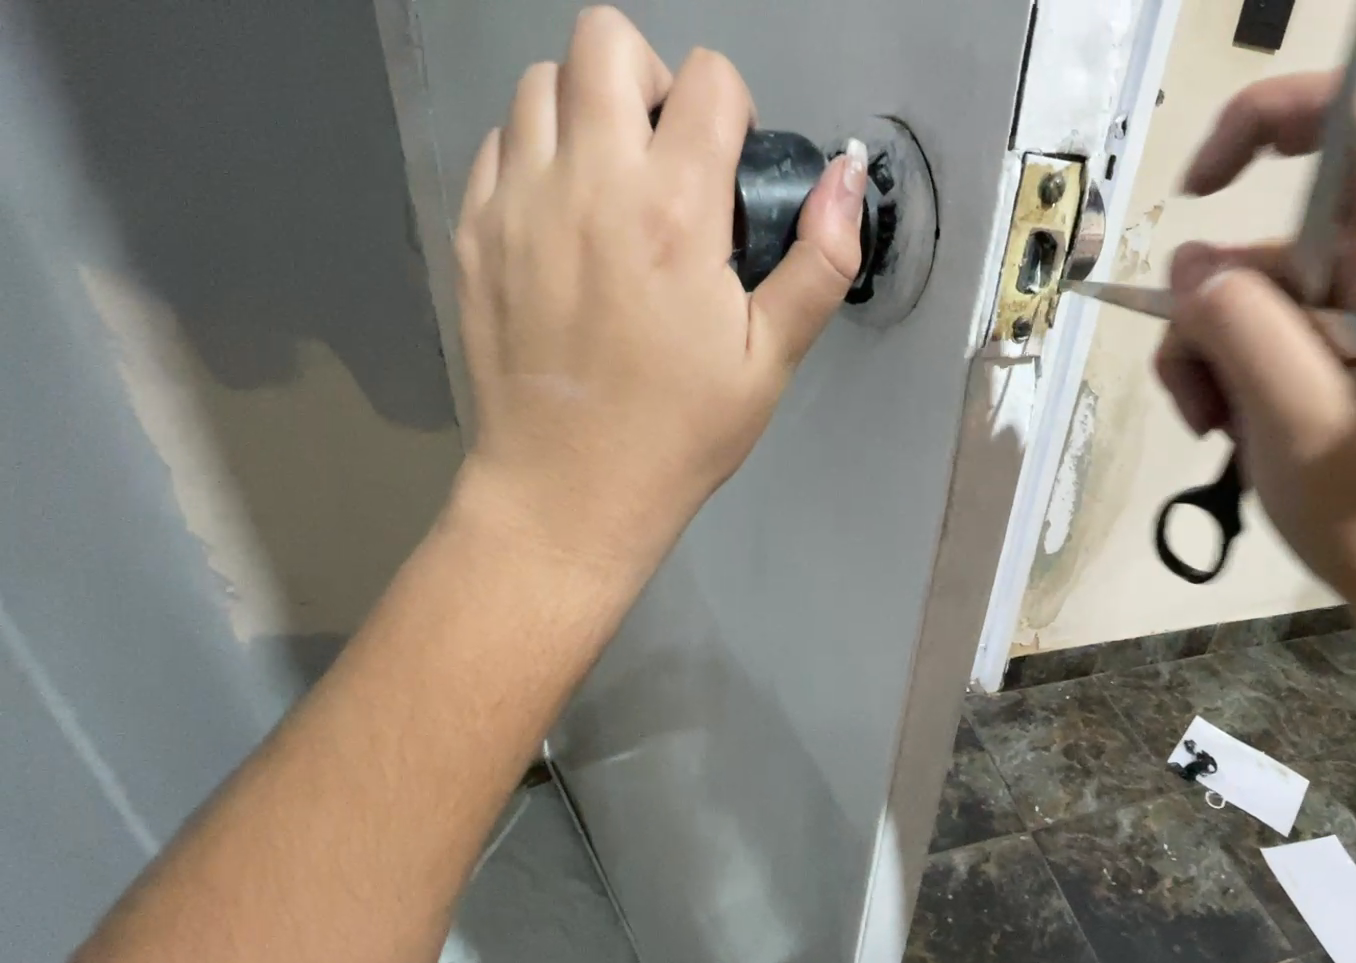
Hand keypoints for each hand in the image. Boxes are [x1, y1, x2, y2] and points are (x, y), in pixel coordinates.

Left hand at [448, 6, 866, 576]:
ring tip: (619, 190)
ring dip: (591, 113)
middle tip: (672, 161)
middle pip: (606, 42)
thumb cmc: (682, 432)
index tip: (732, 172)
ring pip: (542, 84)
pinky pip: (501, 143)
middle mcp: (587, 184)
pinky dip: (540, 155)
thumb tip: (847, 176)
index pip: (708, 80)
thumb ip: (820, 261)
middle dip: (653, 81)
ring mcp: (517, 202)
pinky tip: (569, 223)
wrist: (568, 491)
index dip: (735, 111)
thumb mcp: (772, 358)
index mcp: (674, 213)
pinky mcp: (474, 230)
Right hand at [1154, 74, 1355, 624]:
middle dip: (1209, 310)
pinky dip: (1226, 373)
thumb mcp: (1294, 423)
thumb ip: (1241, 327)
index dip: (1268, 121)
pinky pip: (1259, 332)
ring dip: (1209, 355)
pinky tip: (1230, 427)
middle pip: (1273, 237)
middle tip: (1201, 398)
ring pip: (1250, 293)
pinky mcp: (1341, 349)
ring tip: (1216, 428)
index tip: (1196, 189)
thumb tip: (1189, 267)